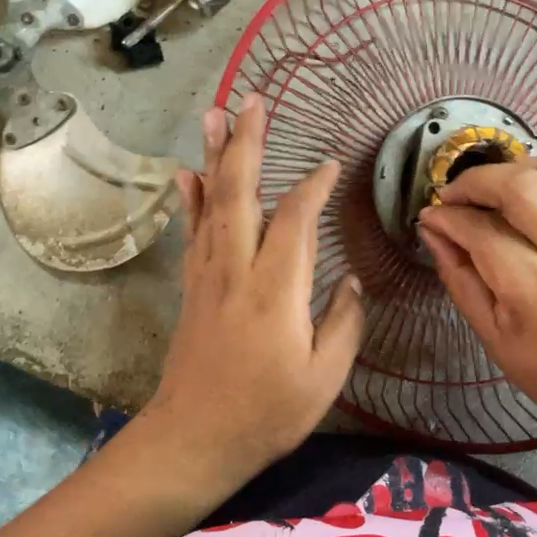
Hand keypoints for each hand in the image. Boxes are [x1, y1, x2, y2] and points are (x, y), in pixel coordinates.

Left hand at [139, 95, 364, 486]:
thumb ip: (343, 323)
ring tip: (216, 112)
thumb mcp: (324, 378)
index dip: (313, 186)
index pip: (294, 219)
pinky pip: (192, 230)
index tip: (330, 164)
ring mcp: (207, 275)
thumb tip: (349, 279)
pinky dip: (190, 197)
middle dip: (248, 142)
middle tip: (253, 98)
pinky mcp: (192, 287)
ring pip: (211, 202)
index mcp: (275, 291)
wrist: (193, 438)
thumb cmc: (266, 414)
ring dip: (216, 155)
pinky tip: (186, 172)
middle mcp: (235, 270)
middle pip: (240, 192)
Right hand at [419, 158, 536, 437]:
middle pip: (525, 189)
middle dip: (479, 181)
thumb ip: (460, 279)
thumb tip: (433, 228)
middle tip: (456, 194)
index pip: (486, 235)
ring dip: (520, 168)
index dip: (450, 218)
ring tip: (498, 188)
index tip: (431, 215)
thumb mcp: (493, 338)